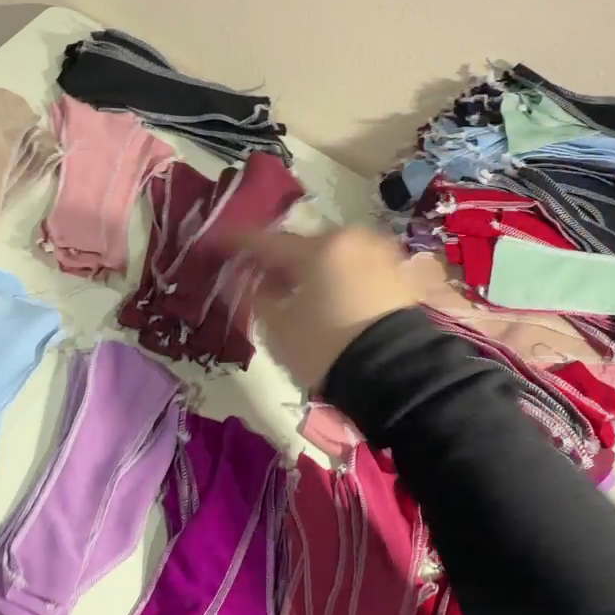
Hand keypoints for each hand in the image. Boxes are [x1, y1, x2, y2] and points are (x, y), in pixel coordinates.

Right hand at [237, 226, 415, 389]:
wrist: (396, 375)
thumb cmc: (326, 348)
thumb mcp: (278, 328)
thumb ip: (255, 295)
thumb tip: (245, 280)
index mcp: (320, 247)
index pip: (266, 242)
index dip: (236, 243)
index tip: (215, 243)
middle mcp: (353, 239)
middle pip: (303, 248)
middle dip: (279, 263)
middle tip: (259, 282)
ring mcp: (381, 255)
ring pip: (331, 259)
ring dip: (309, 273)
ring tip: (294, 297)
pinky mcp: (399, 277)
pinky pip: (354, 272)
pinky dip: (335, 281)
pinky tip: (325, 304)